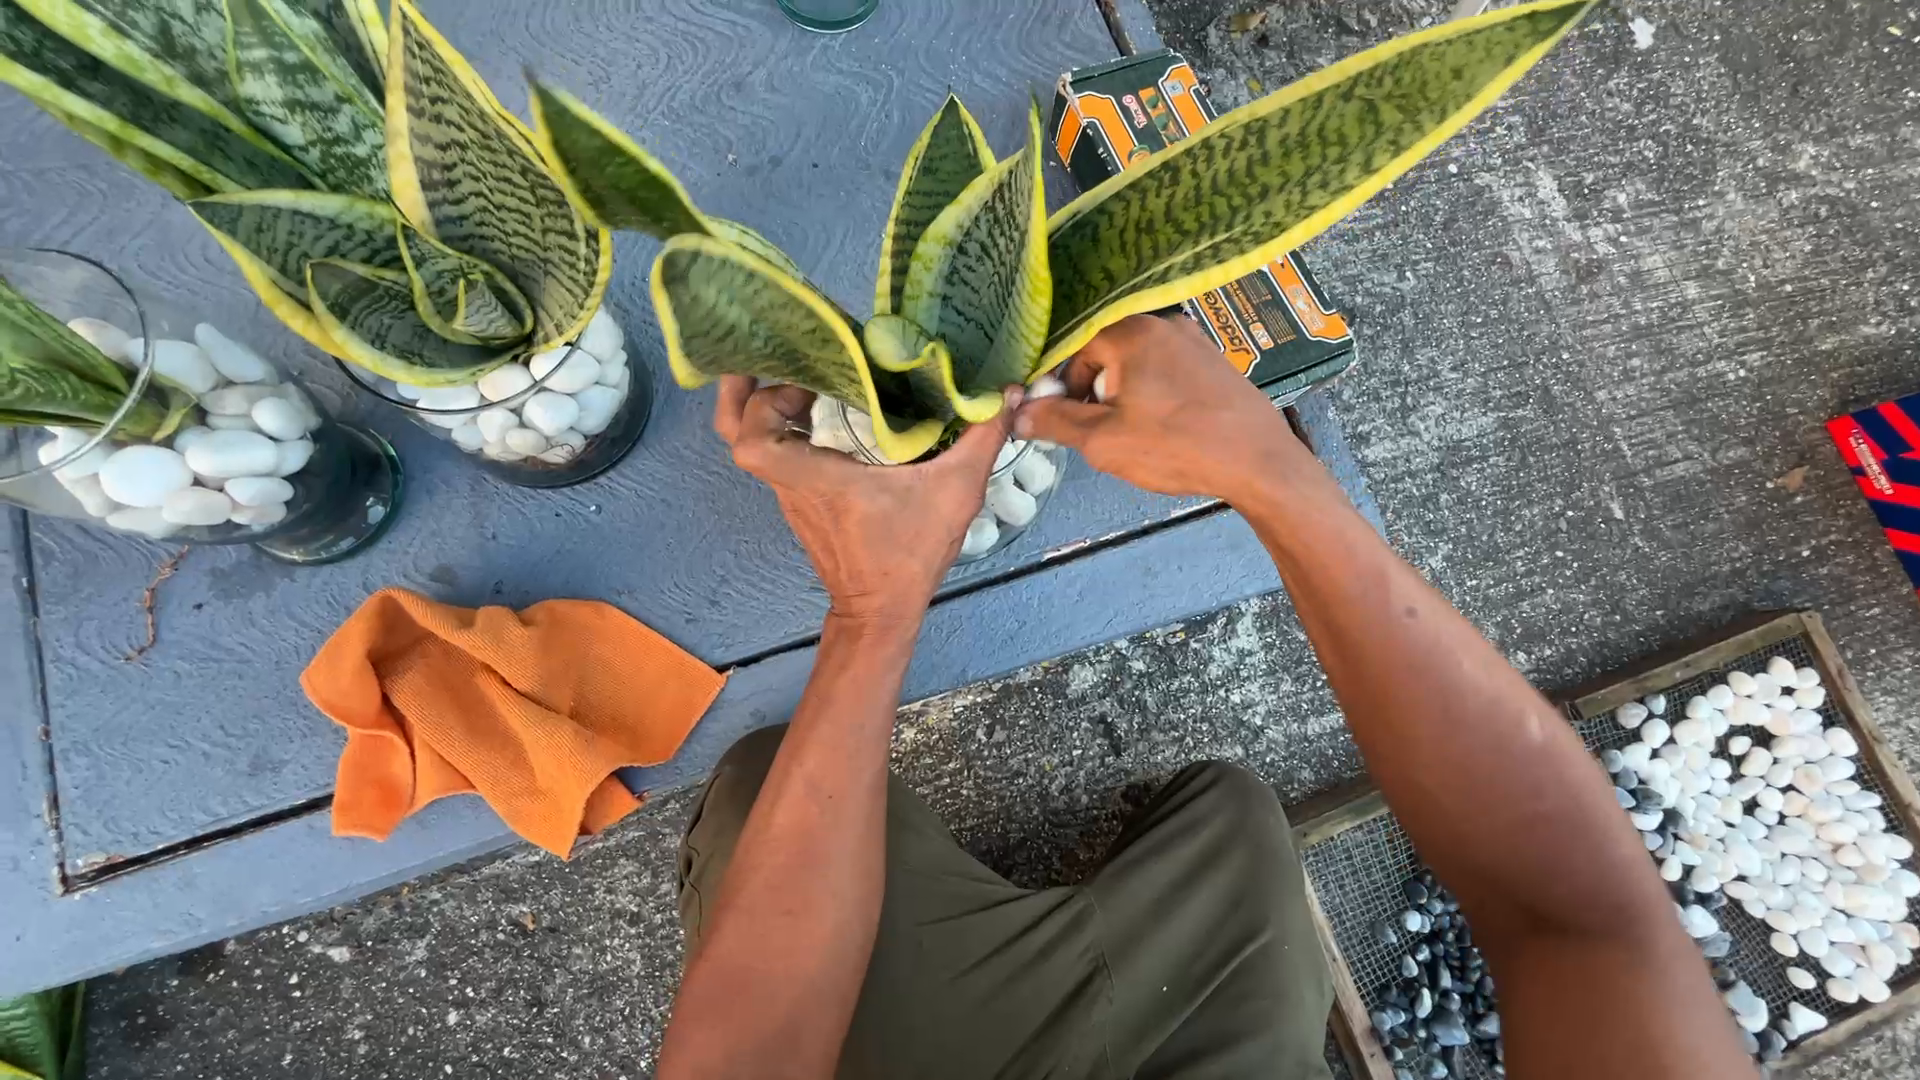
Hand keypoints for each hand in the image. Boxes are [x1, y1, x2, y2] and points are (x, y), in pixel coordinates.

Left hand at [715, 377, 1019, 629]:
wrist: (882, 611)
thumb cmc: (911, 554)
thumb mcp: (956, 493)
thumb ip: (983, 439)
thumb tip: (1009, 393)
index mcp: (816, 479)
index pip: (750, 441)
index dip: (759, 403)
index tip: (803, 382)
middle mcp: (792, 484)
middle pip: (733, 433)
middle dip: (743, 391)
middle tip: (783, 362)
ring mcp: (791, 496)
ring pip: (754, 445)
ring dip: (768, 408)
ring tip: (808, 376)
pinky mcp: (800, 504)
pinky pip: (776, 458)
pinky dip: (785, 430)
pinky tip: (820, 411)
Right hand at [1013, 314, 1305, 503]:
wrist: (1259, 461)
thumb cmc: (1176, 446)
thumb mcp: (1102, 441)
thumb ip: (1055, 422)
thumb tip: (1018, 414)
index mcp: (1131, 332)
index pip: (1073, 348)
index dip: (1060, 387)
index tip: (1063, 422)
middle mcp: (1162, 323)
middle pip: (1104, 353)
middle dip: (1092, 394)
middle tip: (1098, 434)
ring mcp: (1193, 340)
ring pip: (1134, 365)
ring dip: (1121, 398)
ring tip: (1133, 437)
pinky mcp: (1213, 362)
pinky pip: (1164, 372)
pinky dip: (1150, 396)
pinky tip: (1163, 430)